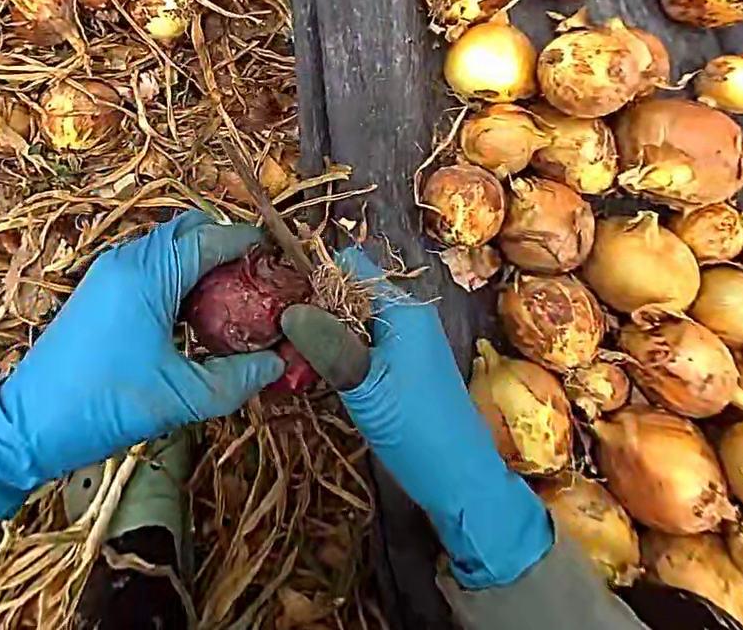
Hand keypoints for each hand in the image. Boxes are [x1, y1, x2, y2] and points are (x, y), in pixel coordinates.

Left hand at [0, 211, 285, 519]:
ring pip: (171, 241)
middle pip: (192, 227)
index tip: (279, 264)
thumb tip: (279, 363)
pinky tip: (190, 310)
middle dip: (228, 244)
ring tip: (227, 297)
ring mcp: (111, 267)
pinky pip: (152, 259)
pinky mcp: (101, 283)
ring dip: (202, 257)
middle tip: (252, 280)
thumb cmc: (104, 405)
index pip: (215, 237)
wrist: (24, 425)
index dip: (252, 244)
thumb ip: (238, 378)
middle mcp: (130, 257)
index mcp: (150, 273)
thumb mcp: (181, 397)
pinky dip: (179, 270)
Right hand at [283, 248, 552, 589]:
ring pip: (356, 315)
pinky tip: (320, 366)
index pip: (351, 262)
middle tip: (280, 326)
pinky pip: (366, 338)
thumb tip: (289, 308)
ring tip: (292, 347)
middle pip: (351, 287)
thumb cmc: (415, 427)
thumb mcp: (363, 385)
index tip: (283, 293)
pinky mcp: (405, 360)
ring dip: (327, 328)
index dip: (315, 271)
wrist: (462, 480)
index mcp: (401, 306)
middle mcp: (406, 311)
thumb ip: (327, 342)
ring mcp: (407, 336)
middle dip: (316, 302)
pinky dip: (342, 346)